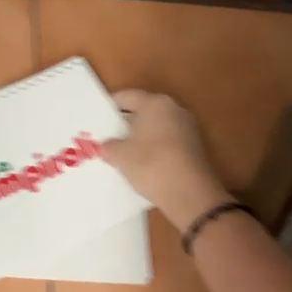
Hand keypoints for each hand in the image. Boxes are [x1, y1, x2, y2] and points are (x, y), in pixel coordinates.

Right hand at [102, 89, 231, 228]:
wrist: (191, 195)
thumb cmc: (151, 165)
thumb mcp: (120, 156)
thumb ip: (109, 146)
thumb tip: (106, 145)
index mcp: (155, 103)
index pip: (127, 96)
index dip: (110, 106)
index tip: (97, 117)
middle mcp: (174, 109)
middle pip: (144, 111)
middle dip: (125, 123)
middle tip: (107, 136)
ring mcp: (187, 128)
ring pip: (156, 127)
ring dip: (140, 137)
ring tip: (122, 152)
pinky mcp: (194, 148)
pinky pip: (167, 142)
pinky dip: (154, 149)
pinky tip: (142, 164)